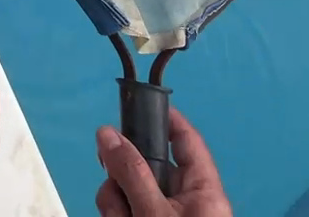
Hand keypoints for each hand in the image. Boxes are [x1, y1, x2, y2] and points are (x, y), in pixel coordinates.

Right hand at [95, 109, 231, 216]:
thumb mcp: (153, 212)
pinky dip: (117, 213)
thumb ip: (130, 172)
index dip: (163, 116)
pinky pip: (127, 206)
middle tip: (110, 177)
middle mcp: (186, 199)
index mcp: (202, 190)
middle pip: (147, 163)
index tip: (135, 103)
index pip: (186, 139)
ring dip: (115, 198)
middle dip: (121, 170)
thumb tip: (105, 131)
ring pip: (131, 186)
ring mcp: (167, 213)